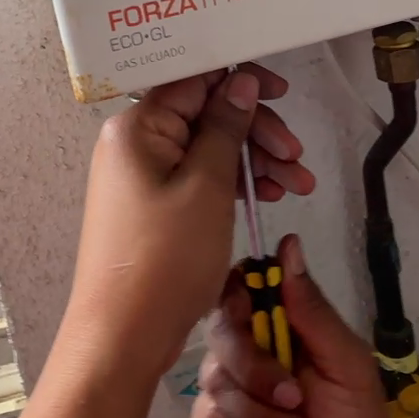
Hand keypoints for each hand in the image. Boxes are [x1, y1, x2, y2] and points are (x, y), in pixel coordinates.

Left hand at [59, 66, 314, 377]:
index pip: (194, 80)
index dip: (241, 81)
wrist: (123, 338)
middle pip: (205, 115)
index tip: (282, 93)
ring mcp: (143, 174)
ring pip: (207, 149)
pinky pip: (198, 177)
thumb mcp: (206, 186)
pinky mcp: (154, 203)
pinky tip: (267, 197)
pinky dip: (232, 184)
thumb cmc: (164, 258)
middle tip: (295, 156)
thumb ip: (225, 127)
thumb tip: (241, 82)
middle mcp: (135, 141)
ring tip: (295, 184)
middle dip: (255, 132)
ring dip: (252, 161)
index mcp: (137, 125)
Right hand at [192, 235, 396, 417]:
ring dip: (261, 416)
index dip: (240, 292)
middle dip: (256, 367)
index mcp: (282, 327)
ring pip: (215, 377)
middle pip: (222, 328)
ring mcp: (230, 391)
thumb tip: (289, 243)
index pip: (243, 287)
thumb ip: (314, 309)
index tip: (254, 311)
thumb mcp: (349, 367)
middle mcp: (250, 351)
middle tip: (294, 397)